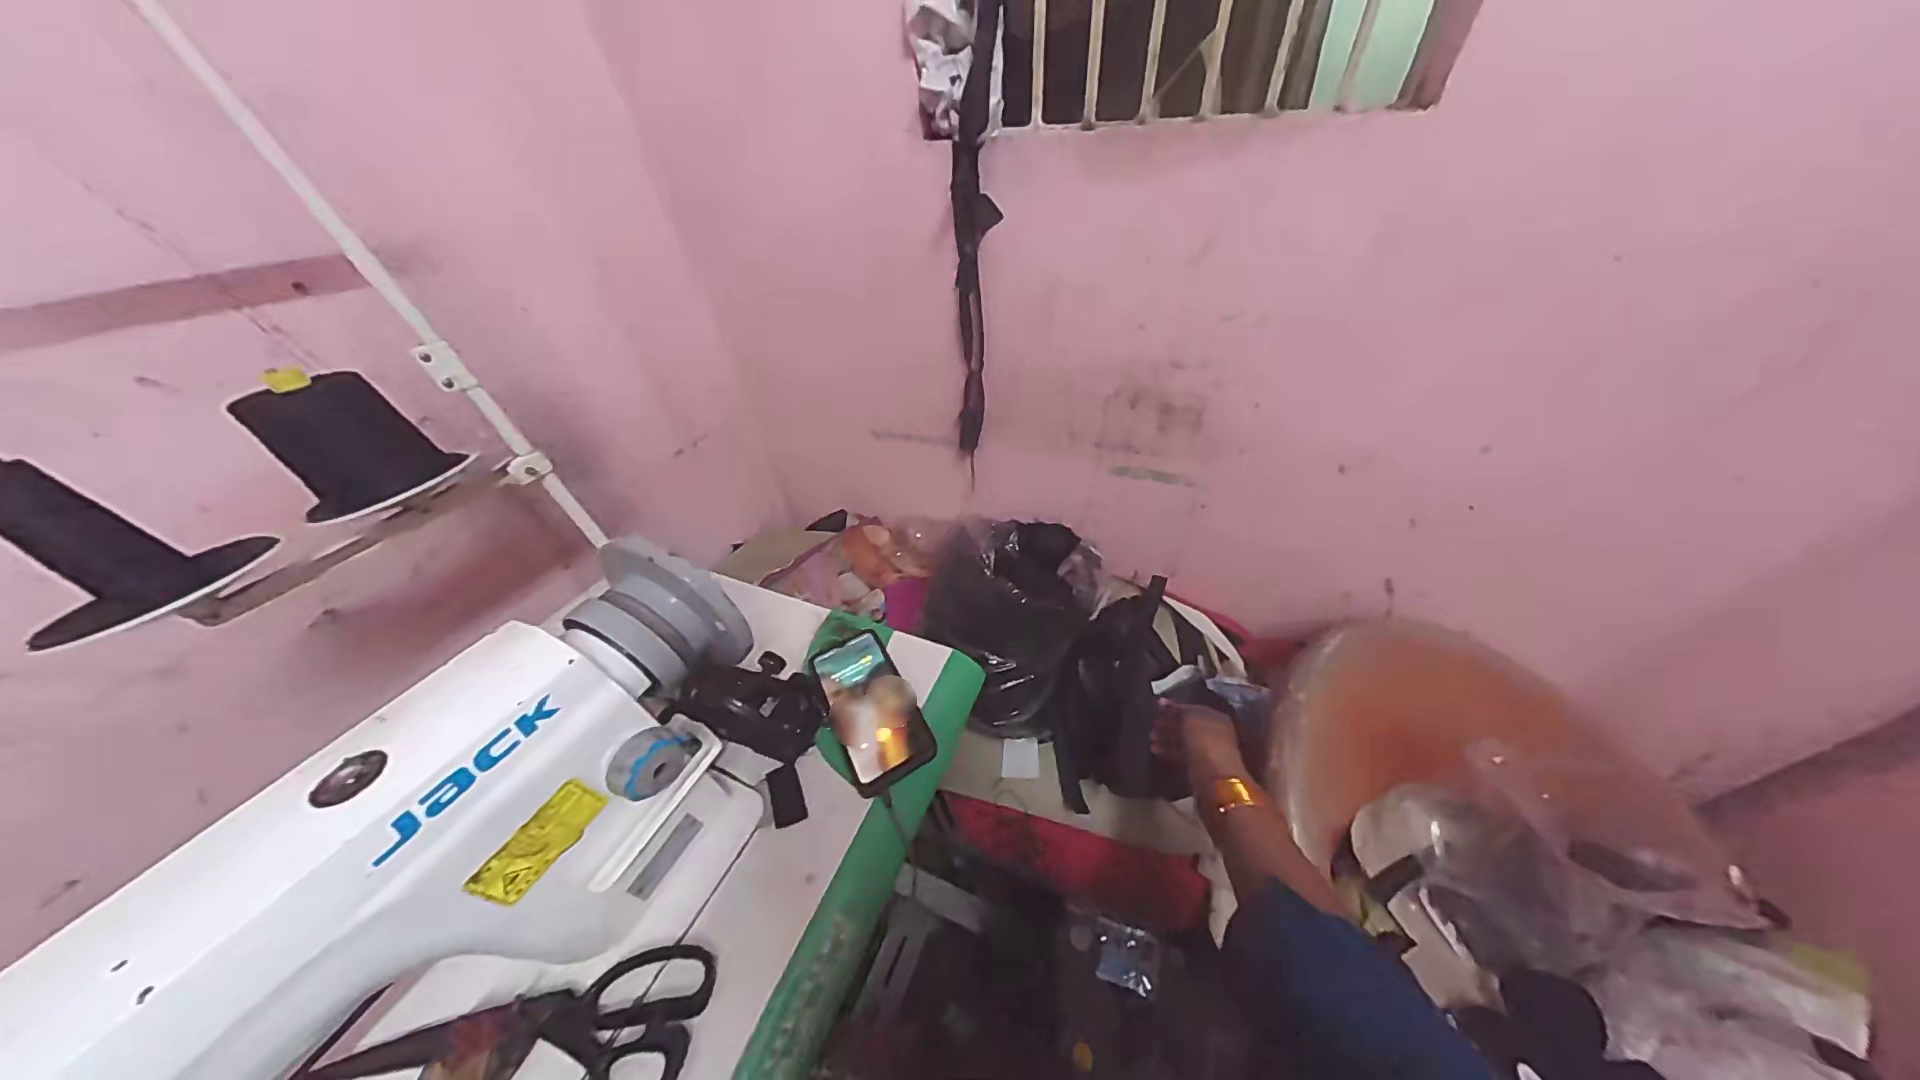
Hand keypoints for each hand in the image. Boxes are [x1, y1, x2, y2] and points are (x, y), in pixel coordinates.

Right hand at [1152, 701, 1247, 785]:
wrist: (1215, 778)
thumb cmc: (1204, 741)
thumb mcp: (1189, 719)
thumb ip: (1176, 710)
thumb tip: (1163, 702)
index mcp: (1215, 718)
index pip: (1191, 709)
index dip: (1174, 708)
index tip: (1157, 708)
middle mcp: (1213, 733)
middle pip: (1187, 725)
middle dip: (1169, 724)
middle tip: (1152, 725)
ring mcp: (1207, 751)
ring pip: (1183, 741)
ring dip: (1167, 738)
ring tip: (1150, 738)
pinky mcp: (1199, 767)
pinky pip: (1181, 755)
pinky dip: (1169, 751)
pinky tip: (1155, 750)